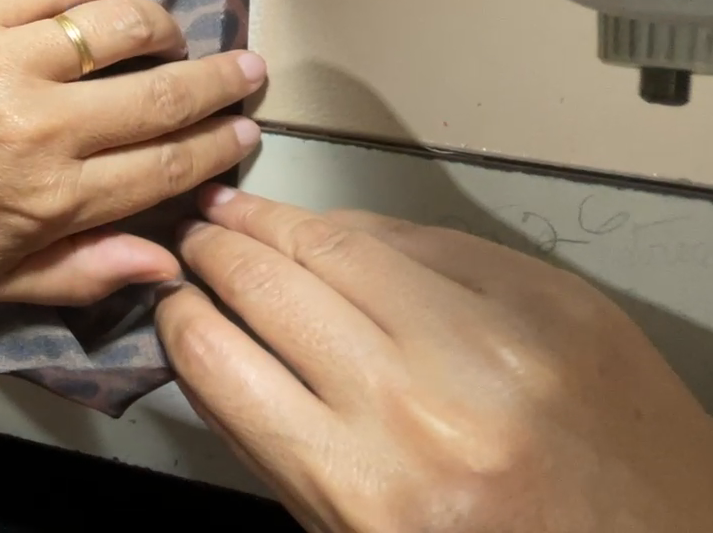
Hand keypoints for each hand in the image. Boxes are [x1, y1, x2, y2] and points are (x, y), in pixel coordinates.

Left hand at [0, 0, 265, 305]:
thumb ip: (83, 272)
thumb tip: (170, 259)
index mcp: (51, 195)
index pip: (167, 164)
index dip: (217, 145)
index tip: (244, 128)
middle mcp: (41, 121)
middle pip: (163, 91)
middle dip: (220, 80)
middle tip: (244, 70)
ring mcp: (3, 55)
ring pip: (121, 22)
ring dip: (161, 27)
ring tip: (167, 37)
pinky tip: (100, 3)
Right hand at [158, 187, 712, 531]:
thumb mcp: (355, 529)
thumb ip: (266, 434)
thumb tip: (198, 332)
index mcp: (363, 486)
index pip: (211, 351)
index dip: (174, 307)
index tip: (169, 290)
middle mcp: (421, 407)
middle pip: (260, 279)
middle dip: (209, 247)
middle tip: (192, 235)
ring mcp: (491, 340)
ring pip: (327, 238)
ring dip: (265, 218)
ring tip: (236, 211)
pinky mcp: (543, 296)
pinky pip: (408, 235)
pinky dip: (355, 232)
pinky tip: (332, 235)